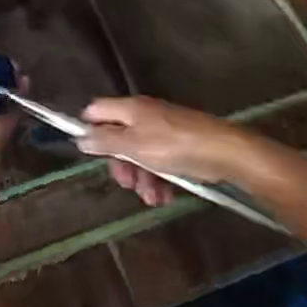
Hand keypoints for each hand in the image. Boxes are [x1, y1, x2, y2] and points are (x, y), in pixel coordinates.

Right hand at [78, 97, 276, 204]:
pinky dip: (159, 179)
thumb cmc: (175, 146)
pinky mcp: (180, 146)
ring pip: (139, 154)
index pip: (97, 111)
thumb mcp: (134, 146)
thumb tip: (80, 137)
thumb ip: (105, 142)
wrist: (225, 152)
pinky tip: (164, 196)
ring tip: (151, 197)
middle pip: (118, 137)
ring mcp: (164, 131)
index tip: (92, 153)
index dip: (90, 130)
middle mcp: (145, 116)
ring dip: (141, 177)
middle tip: (126, 183)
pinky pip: (159, 161)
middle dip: (120, 164)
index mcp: (130, 109)